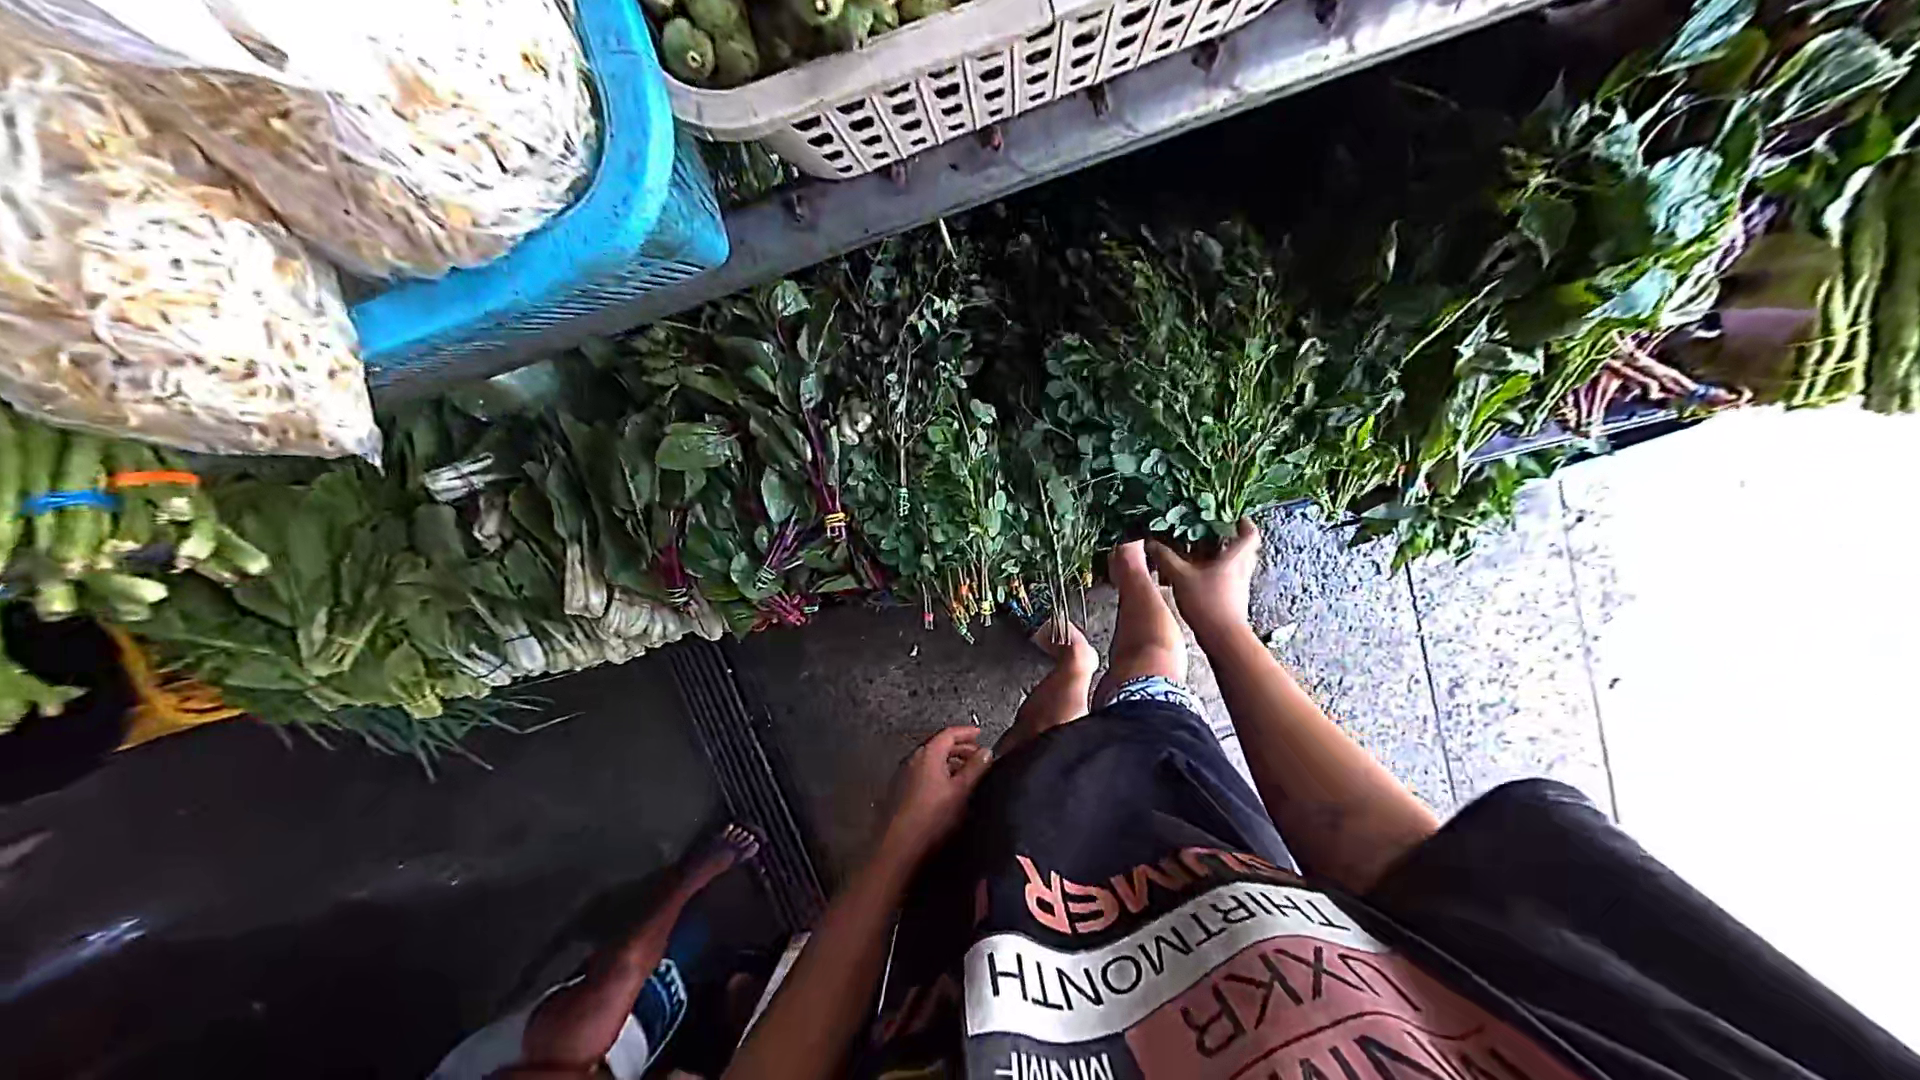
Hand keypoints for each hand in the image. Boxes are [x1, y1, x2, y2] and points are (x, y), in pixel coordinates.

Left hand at [875, 725, 992, 865]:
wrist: (902, 845)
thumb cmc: (933, 816)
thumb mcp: (961, 790)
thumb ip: (975, 768)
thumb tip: (986, 752)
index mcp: (928, 754)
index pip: (949, 733)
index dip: (966, 732)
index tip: (980, 734)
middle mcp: (915, 759)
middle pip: (940, 745)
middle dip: (961, 747)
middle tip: (978, 755)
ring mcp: (907, 774)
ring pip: (933, 760)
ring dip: (952, 761)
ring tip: (968, 772)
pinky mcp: (904, 790)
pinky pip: (926, 772)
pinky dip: (941, 772)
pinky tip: (951, 788)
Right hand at [1148, 518, 1259, 641]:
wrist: (1223, 637)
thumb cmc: (1207, 602)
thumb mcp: (1181, 576)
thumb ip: (1165, 557)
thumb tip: (1151, 542)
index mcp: (1235, 557)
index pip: (1249, 533)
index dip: (1243, 522)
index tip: (1231, 516)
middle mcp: (1241, 569)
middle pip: (1240, 547)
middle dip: (1226, 538)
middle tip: (1208, 531)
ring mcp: (1238, 584)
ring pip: (1232, 563)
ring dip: (1217, 556)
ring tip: (1196, 551)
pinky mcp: (1232, 597)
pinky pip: (1225, 577)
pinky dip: (1212, 572)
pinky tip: (1194, 574)